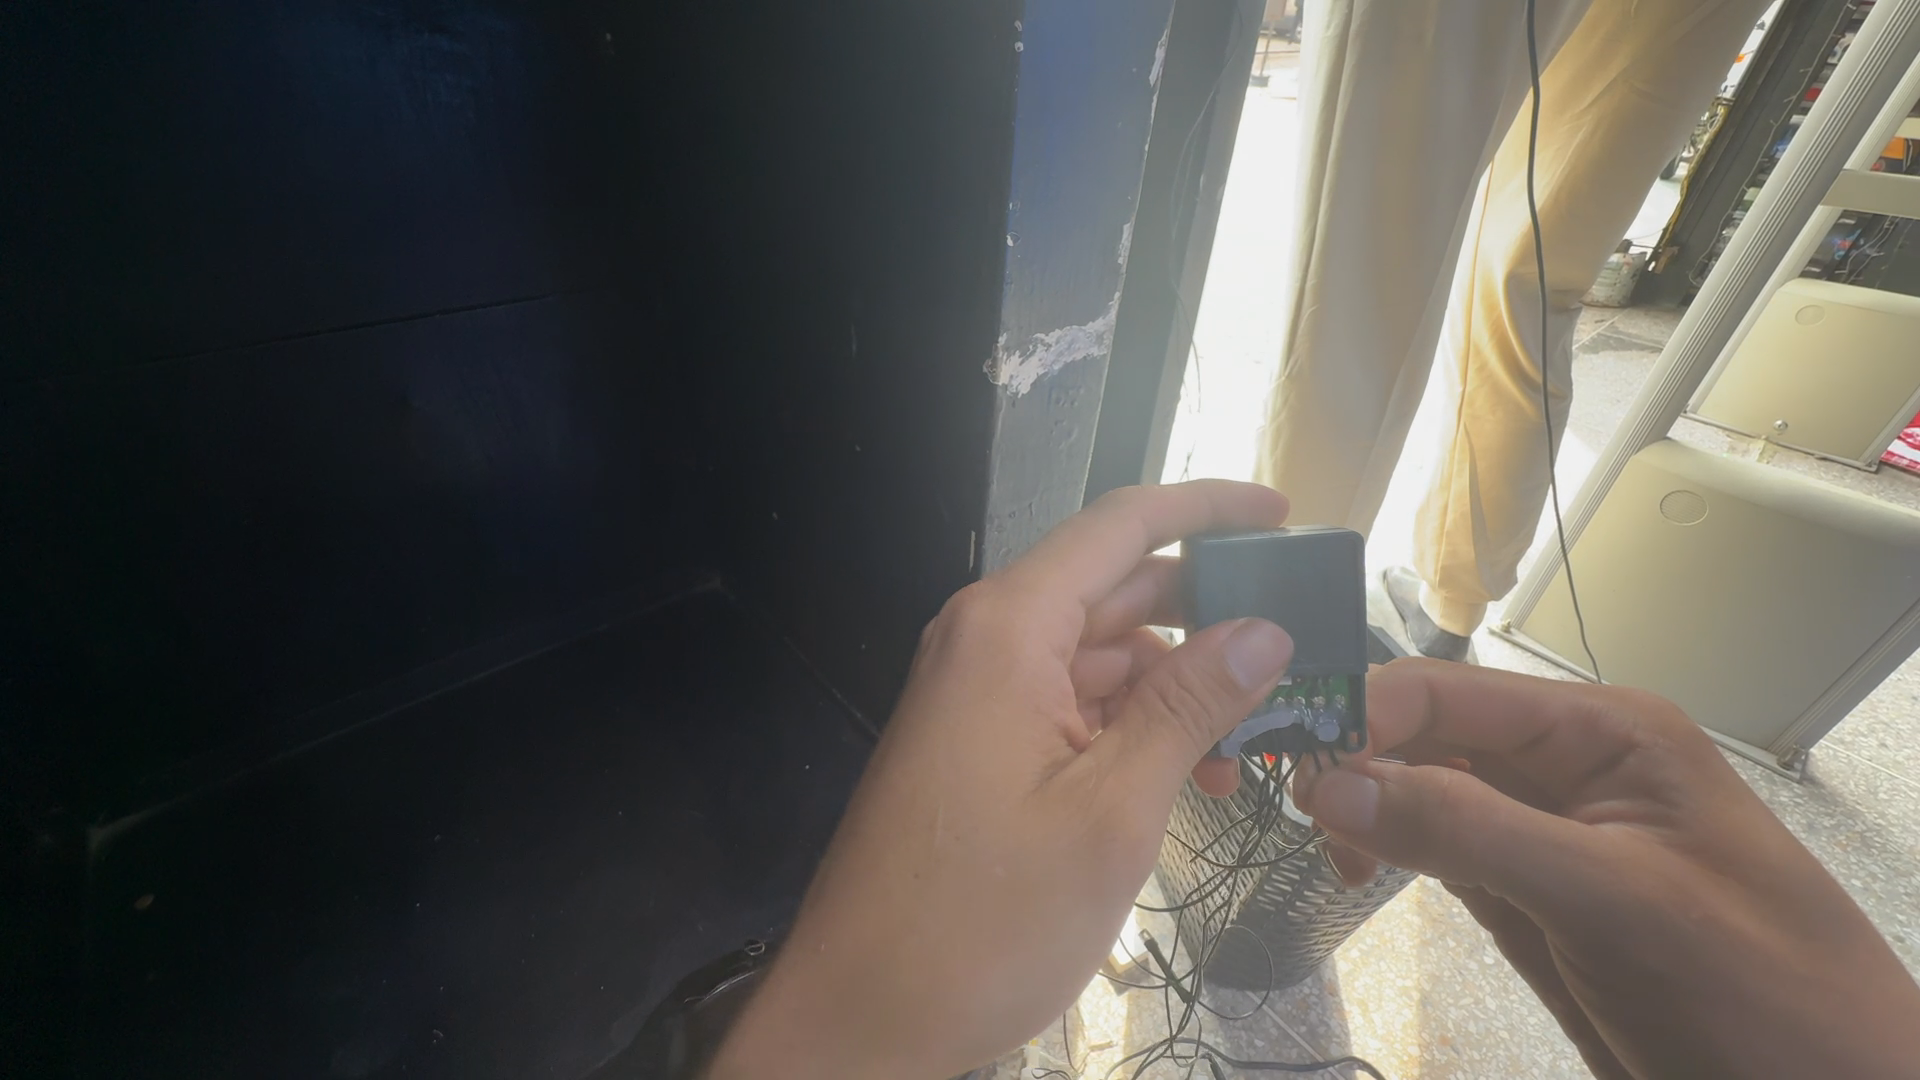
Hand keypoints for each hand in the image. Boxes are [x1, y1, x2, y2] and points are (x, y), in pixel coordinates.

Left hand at [705, 482, 1296, 1078]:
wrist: (860, 1010)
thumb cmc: (981, 917)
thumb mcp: (1110, 811)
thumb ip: (1187, 707)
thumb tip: (1262, 631)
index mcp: (1008, 626)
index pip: (1120, 526)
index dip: (1205, 508)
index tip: (1280, 510)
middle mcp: (986, 637)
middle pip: (1113, 590)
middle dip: (1205, 616)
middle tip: (1294, 651)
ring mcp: (978, 688)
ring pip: (1097, 654)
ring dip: (1174, 687)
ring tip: (1252, 743)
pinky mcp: (979, 735)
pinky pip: (1069, 702)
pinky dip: (1130, 725)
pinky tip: (1188, 773)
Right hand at [1292, 660, 1919, 1079]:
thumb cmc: (1757, 1004)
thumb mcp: (1613, 903)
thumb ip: (1465, 829)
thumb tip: (1325, 783)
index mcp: (1594, 730)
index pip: (1441, 690)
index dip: (1360, 713)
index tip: (1293, 761)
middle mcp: (1552, 759)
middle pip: (1414, 730)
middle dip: (1351, 761)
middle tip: (1301, 813)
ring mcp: (1526, 820)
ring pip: (1405, 781)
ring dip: (1355, 804)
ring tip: (1332, 850)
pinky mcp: (1506, 875)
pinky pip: (1417, 835)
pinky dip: (1373, 843)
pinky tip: (1355, 867)